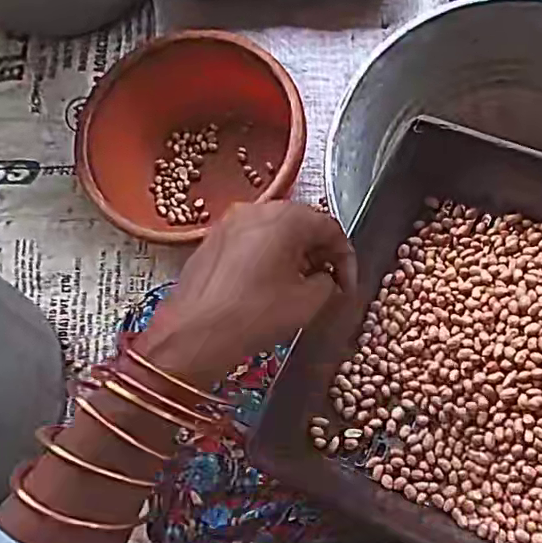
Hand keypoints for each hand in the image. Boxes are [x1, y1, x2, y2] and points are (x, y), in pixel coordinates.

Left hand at [138, 201, 356, 385]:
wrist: (193, 334)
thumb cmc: (255, 315)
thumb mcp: (307, 303)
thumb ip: (328, 282)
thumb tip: (326, 277)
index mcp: (285, 218)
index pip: (330, 228)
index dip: (346, 259)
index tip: (348, 287)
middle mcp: (256, 209)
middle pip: (302, 224)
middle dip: (321, 254)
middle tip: (329, 285)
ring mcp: (229, 223)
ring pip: (275, 232)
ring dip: (295, 256)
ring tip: (301, 289)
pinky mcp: (212, 241)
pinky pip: (252, 241)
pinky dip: (269, 258)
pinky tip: (270, 288)